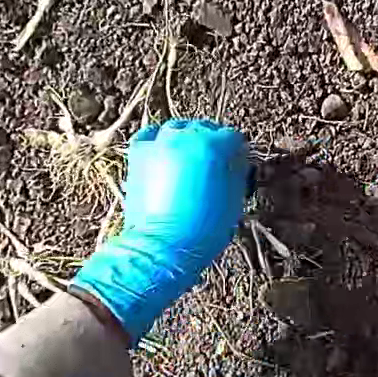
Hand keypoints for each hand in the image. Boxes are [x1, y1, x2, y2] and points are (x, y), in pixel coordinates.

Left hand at [71, 120, 249, 339]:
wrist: (163, 248)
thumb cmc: (203, 230)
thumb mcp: (234, 201)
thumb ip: (237, 172)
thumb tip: (237, 159)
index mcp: (211, 146)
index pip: (231, 137)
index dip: (238, 150)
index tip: (239, 160)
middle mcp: (183, 137)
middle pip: (204, 129)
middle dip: (213, 141)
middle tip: (217, 160)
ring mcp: (158, 144)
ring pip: (177, 129)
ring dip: (187, 138)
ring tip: (191, 156)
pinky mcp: (138, 155)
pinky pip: (150, 137)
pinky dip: (159, 140)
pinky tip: (166, 152)